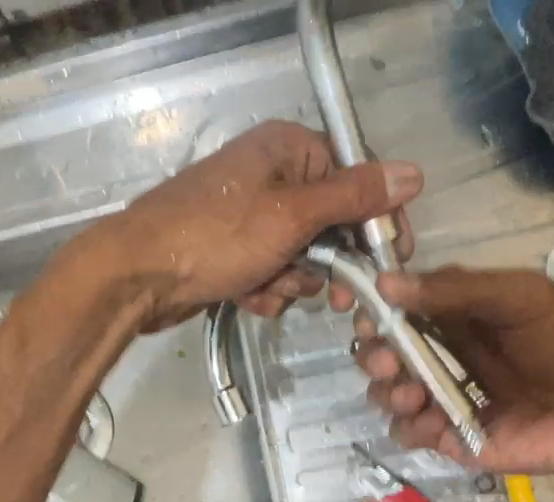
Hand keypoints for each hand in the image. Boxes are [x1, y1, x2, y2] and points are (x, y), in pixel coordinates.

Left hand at [87, 120, 420, 328]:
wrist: (140, 276)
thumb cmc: (217, 236)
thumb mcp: (294, 214)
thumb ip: (354, 197)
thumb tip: (413, 174)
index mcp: (288, 150)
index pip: (356, 179)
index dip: (377, 222)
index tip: (392, 260)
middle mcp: (272, 177)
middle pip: (331, 224)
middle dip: (330, 264)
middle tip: (340, 299)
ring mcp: (251, 217)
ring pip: (303, 257)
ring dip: (292, 282)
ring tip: (268, 286)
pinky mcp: (234, 253)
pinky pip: (272, 274)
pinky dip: (266, 290)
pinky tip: (245, 295)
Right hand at [351, 268, 553, 476]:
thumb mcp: (519, 299)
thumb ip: (454, 290)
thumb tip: (387, 283)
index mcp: (457, 317)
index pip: (399, 310)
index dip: (376, 312)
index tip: (366, 316)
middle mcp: (443, 356)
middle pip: (384, 354)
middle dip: (374, 356)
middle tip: (388, 362)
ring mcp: (443, 398)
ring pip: (387, 395)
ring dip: (388, 392)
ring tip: (414, 394)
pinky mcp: (448, 438)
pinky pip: (407, 433)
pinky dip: (410, 427)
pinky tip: (433, 422)